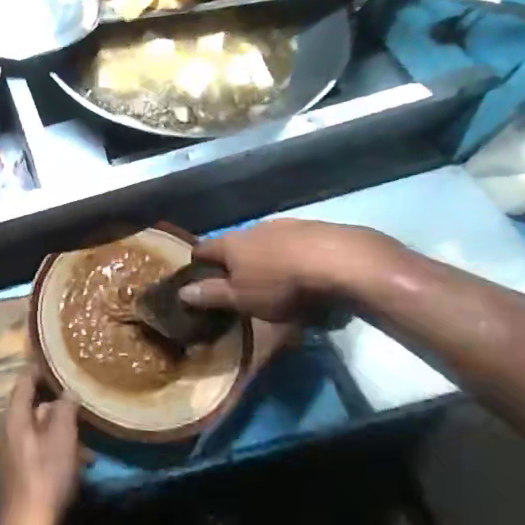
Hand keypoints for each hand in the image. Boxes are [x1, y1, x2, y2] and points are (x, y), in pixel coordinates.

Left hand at [0, 369, 80, 524]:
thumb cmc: (45, 477)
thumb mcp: (62, 439)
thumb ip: (65, 411)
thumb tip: (67, 391)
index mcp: (12, 417)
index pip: (24, 381)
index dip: (39, 370)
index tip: (56, 360)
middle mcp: (4, 430)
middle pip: (32, 408)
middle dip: (59, 410)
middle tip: (83, 410)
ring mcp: (7, 452)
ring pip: (37, 432)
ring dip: (62, 436)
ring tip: (89, 450)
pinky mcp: (13, 471)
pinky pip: (35, 450)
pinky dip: (54, 451)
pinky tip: (76, 468)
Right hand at [178, 219, 396, 322]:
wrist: (343, 263)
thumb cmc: (282, 284)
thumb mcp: (242, 299)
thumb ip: (211, 295)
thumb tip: (181, 292)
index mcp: (231, 243)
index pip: (202, 249)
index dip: (196, 263)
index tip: (196, 279)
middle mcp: (254, 228)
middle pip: (236, 245)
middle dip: (236, 263)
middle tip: (240, 287)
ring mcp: (287, 226)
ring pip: (267, 243)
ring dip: (267, 260)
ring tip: (277, 283)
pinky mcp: (317, 230)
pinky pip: (296, 245)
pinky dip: (294, 258)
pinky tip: (307, 276)